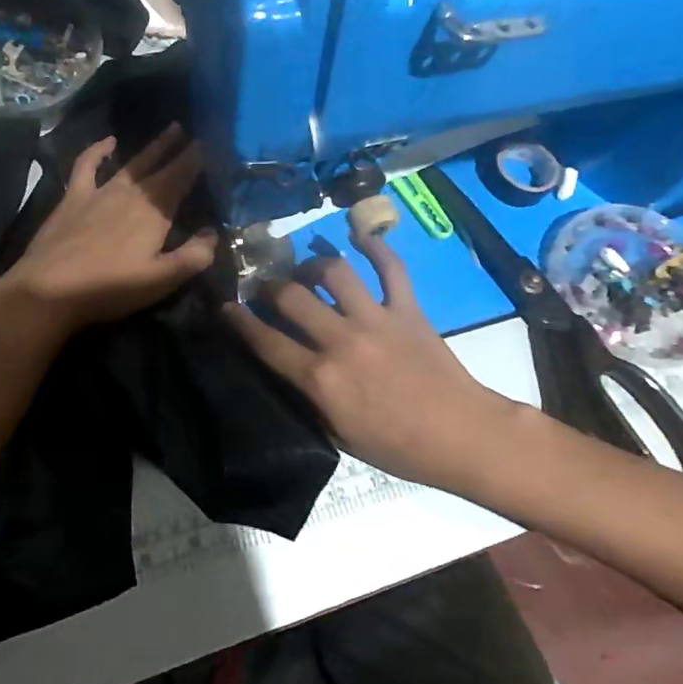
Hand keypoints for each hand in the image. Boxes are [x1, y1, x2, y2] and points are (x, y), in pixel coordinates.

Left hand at [3, 124, 218, 330]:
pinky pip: (87, 166)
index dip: (197, 159)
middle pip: (161, 166)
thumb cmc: (110, 287)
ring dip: (153, 147)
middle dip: (179, 148)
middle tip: (195, 130)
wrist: (48, 290)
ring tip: (170, 130)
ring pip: (133, 163)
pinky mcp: (74, 198)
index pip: (182, 177)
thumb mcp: (162, 280)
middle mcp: (131, 194)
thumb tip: (213, 234)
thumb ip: (194, 256)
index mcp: (155, 212)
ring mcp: (100, 193)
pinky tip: (108, 141)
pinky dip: (97, 150)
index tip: (212, 142)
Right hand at [223, 233, 525, 488]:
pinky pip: (391, 267)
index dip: (239, 321)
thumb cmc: (397, 446)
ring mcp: (377, 318)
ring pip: (335, 271)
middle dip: (270, 287)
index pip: (267, 342)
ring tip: (308, 270)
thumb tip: (293, 369)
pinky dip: (376, 246)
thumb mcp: (340, 435)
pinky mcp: (408, 308)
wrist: (457, 433)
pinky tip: (359, 236)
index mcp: (322, 378)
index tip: (225, 306)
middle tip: (267, 288)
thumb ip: (312, 398)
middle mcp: (342, 339)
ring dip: (313, 264)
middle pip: (292, 297)